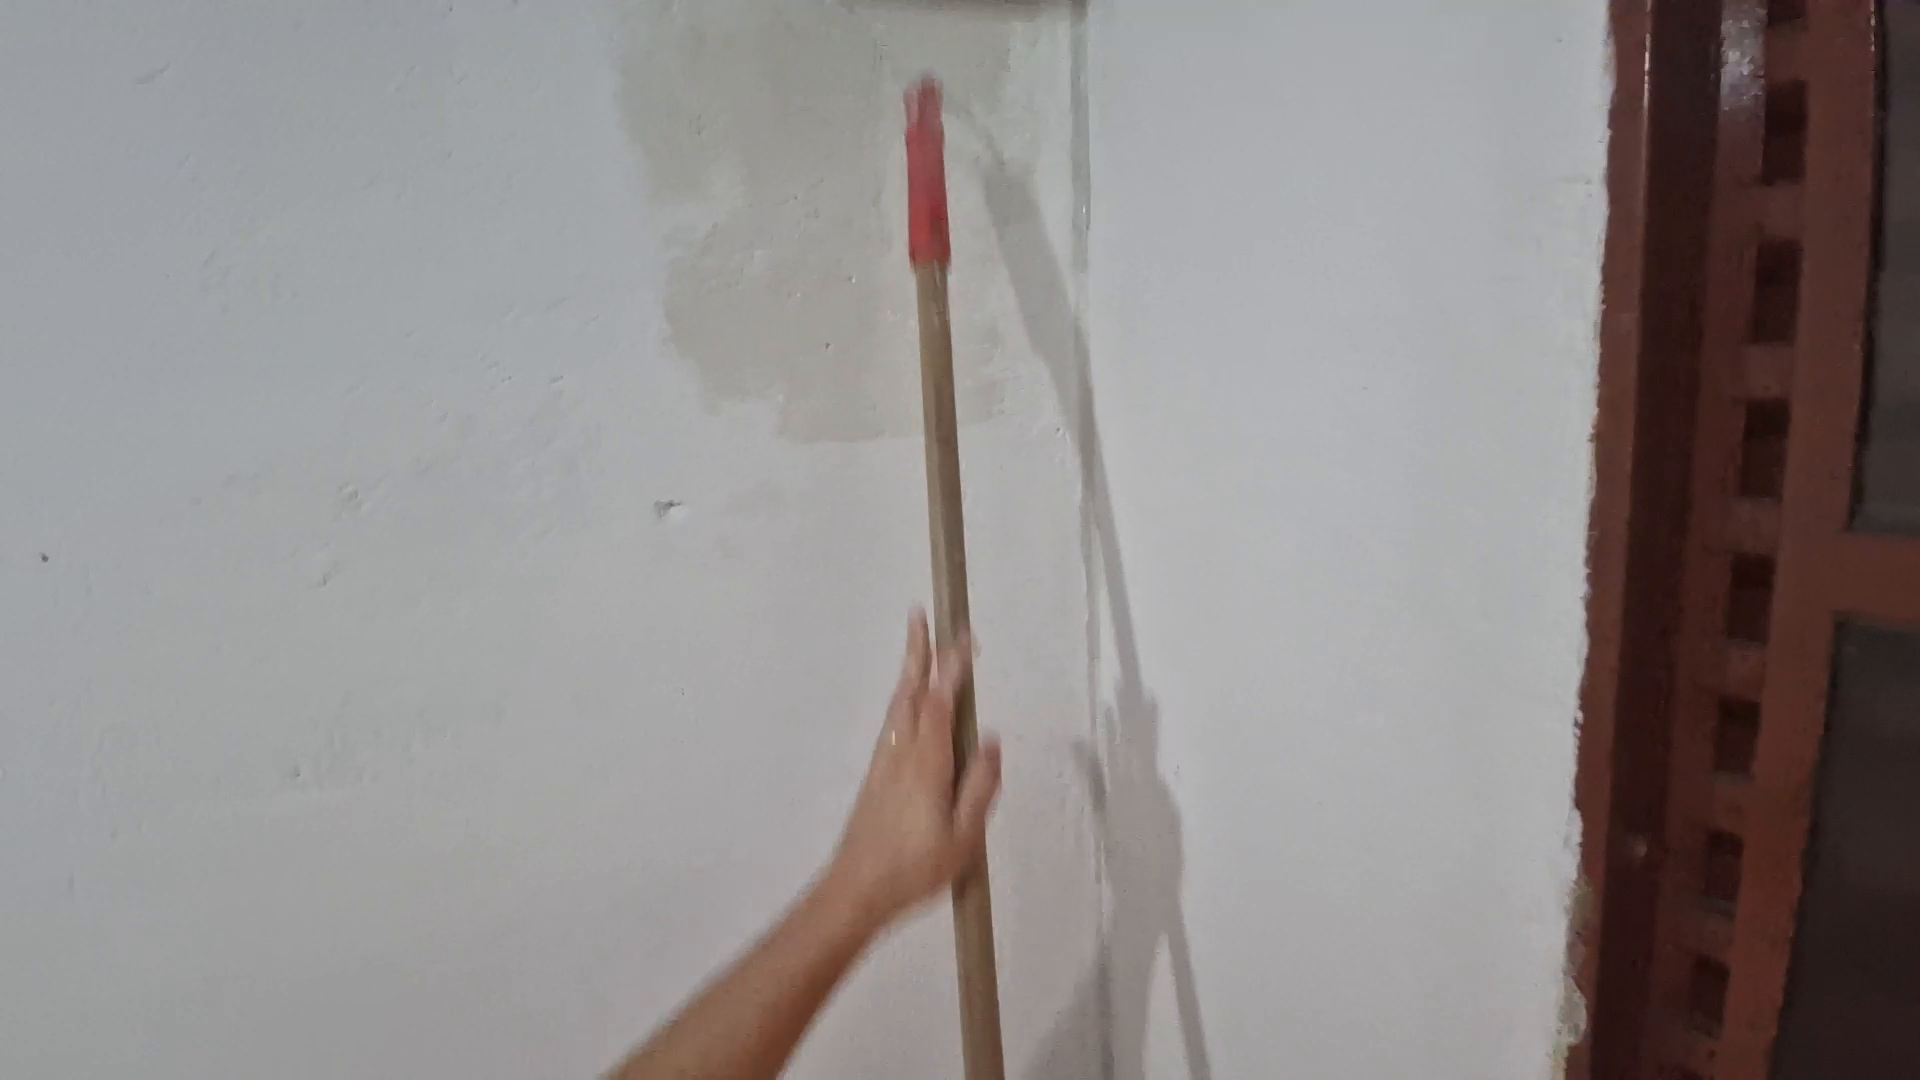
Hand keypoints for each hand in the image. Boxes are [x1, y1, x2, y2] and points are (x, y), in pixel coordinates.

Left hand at [825, 609, 1002, 930]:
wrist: (855, 890)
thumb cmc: (915, 867)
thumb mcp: (964, 837)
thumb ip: (980, 786)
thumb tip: (990, 739)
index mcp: (926, 762)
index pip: (941, 701)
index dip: (952, 666)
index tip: (966, 637)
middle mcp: (901, 750)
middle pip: (910, 689)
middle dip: (917, 650)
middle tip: (919, 614)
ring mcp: (885, 760)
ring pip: (898, 702)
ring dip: (909, 669)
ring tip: (918, 645)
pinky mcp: (877, 772)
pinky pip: (893, 720)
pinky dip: (904, 695)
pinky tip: (910, 700)